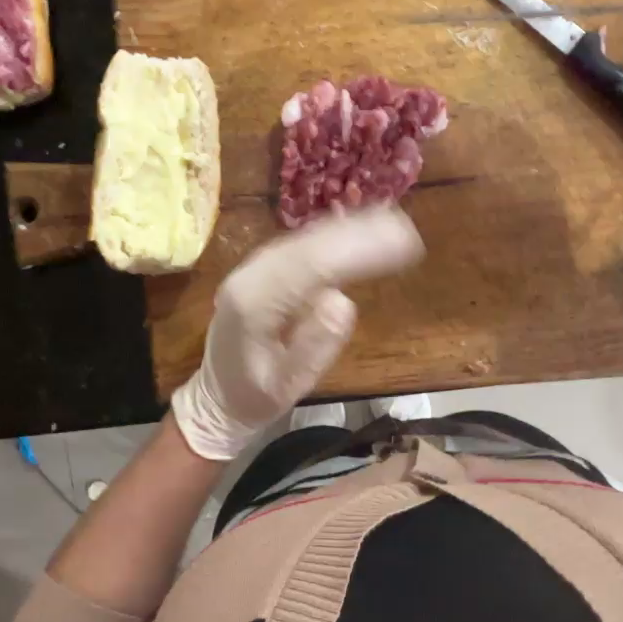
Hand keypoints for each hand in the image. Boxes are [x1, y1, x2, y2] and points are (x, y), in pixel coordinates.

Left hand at [170, 207, 423, 460]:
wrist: (217, 397)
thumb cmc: (254, 397)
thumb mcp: (286, 387)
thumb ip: (313, 348)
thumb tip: (343, 303)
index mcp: (254, 304)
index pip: (310, 266)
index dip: (356, 250)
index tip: (400, 243)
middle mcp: (250, 276)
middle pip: (309, 245)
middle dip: (358, 233)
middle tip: (406, 231)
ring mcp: (253, 270)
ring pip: (304, 240)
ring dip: (347, 229)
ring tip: (394, 224)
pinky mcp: (262, 271)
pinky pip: (300, 246)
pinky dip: (332, 236)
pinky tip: (360, 229)